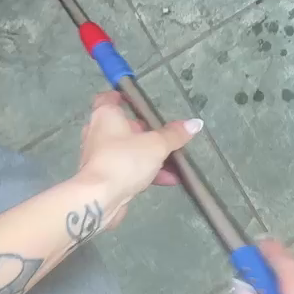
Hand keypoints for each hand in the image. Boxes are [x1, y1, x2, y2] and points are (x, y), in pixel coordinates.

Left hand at [72, 92, 200, 228]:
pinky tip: (169, 180)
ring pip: (128, 149)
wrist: (100, 197)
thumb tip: (195, 123)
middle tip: (167, 135)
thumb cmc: (124, 160)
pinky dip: (145, 171)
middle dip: (146, 132)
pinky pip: (127, 167)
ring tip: (176, 162)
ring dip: (150, 155)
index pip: (109, 97)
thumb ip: (174, 135)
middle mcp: (98, 130)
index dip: (123, 96)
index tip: (140, 100)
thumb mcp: (155, 145)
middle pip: (124, 125)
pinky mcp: (104, 174)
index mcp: (105, 115)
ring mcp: (100, 154)